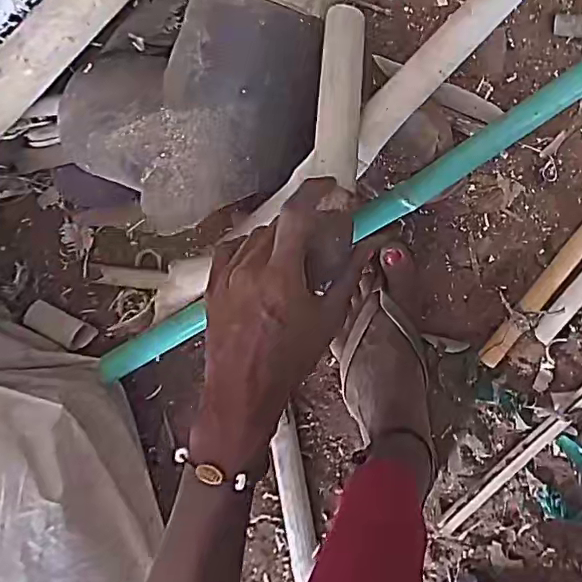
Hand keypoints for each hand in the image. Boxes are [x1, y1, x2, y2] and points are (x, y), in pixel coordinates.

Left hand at [192, 179, 368, 472]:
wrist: (242, 392)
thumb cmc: (285, 362)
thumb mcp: (328, 318)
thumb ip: (348, 275)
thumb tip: (368, 248)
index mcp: (280, 276)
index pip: (296, 214)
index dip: (315, 192)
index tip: (329, 188)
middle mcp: (249, 270)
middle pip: (280, 223)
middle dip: (303, 224)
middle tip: (319, 239)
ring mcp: (227, 276)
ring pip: (257, 234)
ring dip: (279, 238)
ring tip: (292, 262)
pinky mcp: (213, 284)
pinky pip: (233, 248)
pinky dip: (251, 248)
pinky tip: (263, 263)